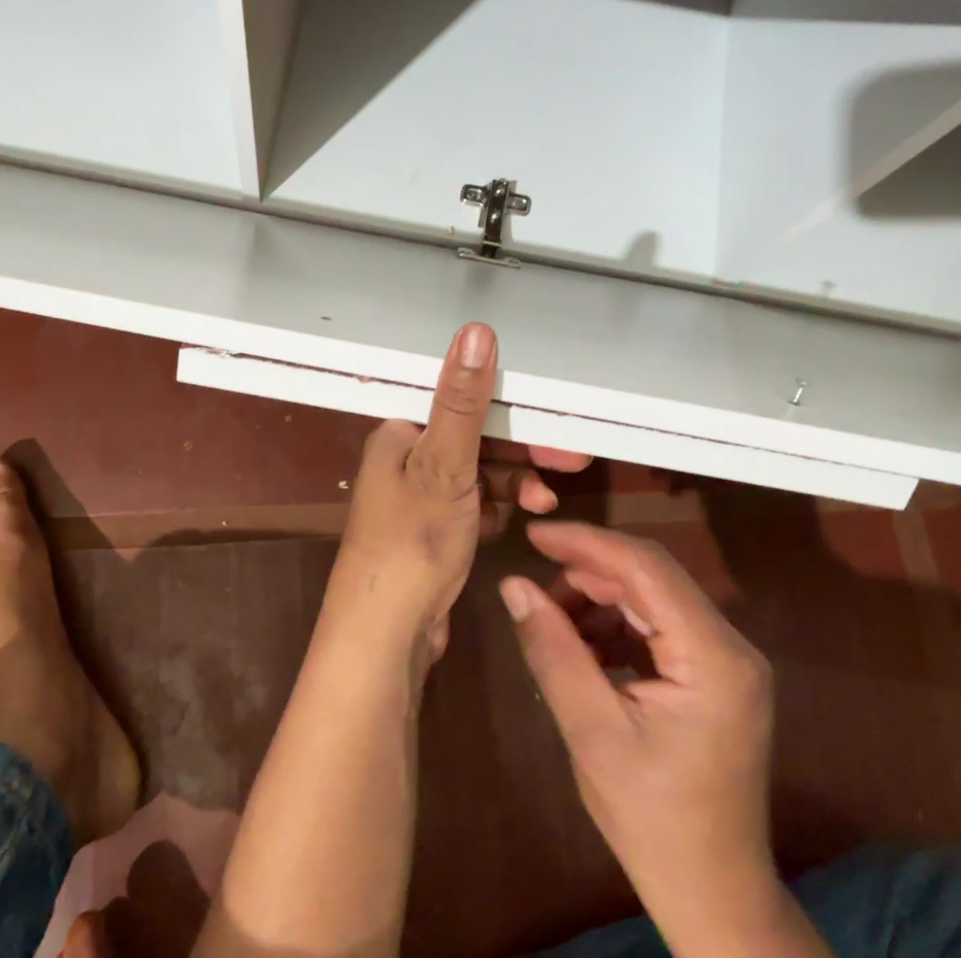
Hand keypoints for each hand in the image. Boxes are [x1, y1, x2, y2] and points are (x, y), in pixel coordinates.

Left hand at [322, 323, 588, 666]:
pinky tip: (512, 525)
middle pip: (474, 441)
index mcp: (398, 435)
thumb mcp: (444, 465)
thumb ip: (463, 401)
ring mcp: (417, 502)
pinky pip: (472, 509)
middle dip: (522, 451)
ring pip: (477, 477)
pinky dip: (495, 511)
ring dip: (513, 485)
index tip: (557, 423)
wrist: (386, 631)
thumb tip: (475, 329)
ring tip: (543, 504)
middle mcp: (403, 462)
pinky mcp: (431, 535)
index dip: (510, 409)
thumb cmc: (411, 541)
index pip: (460, 404)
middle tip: (574, 459)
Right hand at [501, 523, 826, 956]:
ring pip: (654, 601)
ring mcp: (728, 663)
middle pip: (653, 580)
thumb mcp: (590, 730)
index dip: (587, 543)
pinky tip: (581, 652)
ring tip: (552, 630)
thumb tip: (514, 586)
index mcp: (714, 658)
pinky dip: (616, 629)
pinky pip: (660, 630)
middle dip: (588, 576)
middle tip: (532, 595)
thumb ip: (553, 650)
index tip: (533, 533)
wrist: (709, 887)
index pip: (648, 570)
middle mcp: (732, 647)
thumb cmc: (650, 816)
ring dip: (599, 604)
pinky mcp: (715, 678)